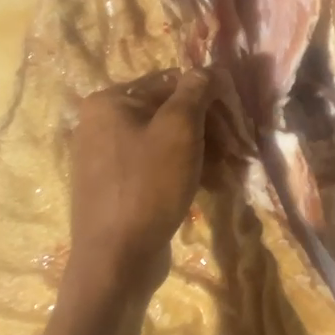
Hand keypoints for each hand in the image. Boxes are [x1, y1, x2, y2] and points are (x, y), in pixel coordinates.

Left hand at [67, 67, 215, 293]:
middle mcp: (100, 124)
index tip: (233, 119)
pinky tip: (208, 186)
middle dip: (205, 128)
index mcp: (109, 102)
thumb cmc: (148, 185)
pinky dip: (181, 171)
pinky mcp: (115, 187)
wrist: (115, 264)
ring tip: (226, 170)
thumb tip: (207, 70)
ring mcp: (105, 158)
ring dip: (199, 151)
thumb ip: (196, 90)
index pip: (170, 81)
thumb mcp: (179, 128)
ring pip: (165, 141)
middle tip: (234, 148)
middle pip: (167, 111)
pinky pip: (155, 166)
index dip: (206, 97)